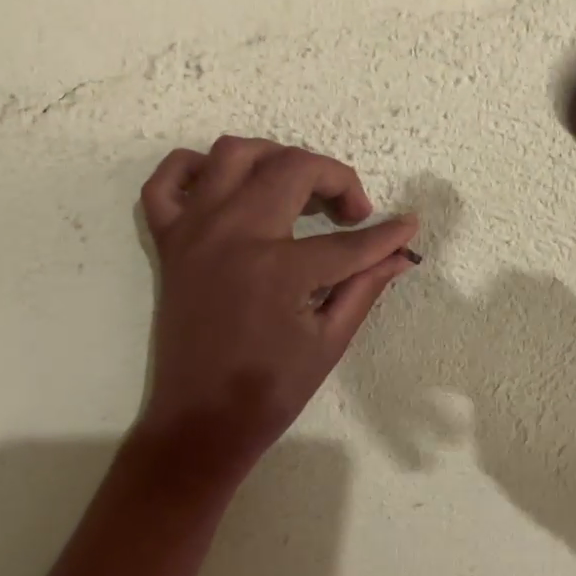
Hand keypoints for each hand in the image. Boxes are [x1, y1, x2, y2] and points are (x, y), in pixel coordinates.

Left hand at [136, 136, 418, 470]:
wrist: (200, 422)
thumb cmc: (268, 392)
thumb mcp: (328, 343)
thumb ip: (363, 287)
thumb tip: (399, 253)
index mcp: (278, 267)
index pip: (346, 240)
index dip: (385, 235)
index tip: (408, 227)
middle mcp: (234, 234)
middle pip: (291, 169)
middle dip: (334, 180)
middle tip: (351, 214)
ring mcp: (194, 232)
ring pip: (232, 154)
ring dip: (273, 158)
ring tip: (296, 189)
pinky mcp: (168, 243)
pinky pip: (167, 182)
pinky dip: (195, 169)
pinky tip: (224, 188)